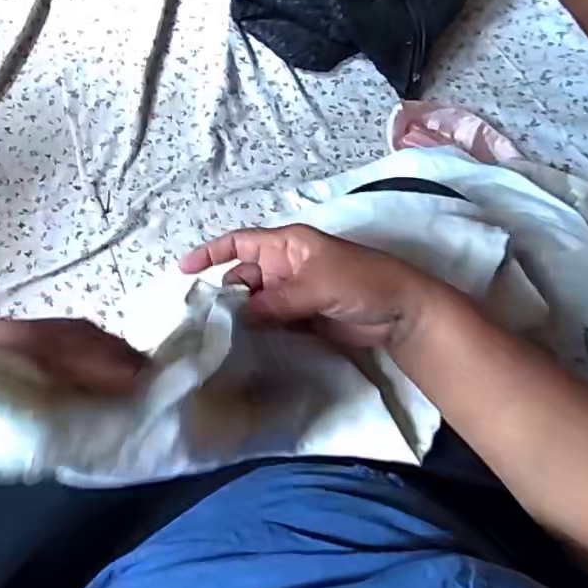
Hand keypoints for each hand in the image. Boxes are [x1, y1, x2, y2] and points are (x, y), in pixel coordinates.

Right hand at [179, 224, 473, 350]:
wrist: (402, 313)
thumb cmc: (362, 281)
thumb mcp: (316, 284)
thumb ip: (277, 300)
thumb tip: (241, 316)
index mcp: (285, 244)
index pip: (239, 243)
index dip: (211, 252)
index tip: (185, 269)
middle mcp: (282, 266)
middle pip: (242, 277)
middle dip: (226, 293)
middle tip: (209, 318)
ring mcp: (290, 292)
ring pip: (254, 302)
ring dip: (241, 315)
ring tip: (221, 335)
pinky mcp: (299, 316)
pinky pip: (269, 321)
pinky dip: (257, 330)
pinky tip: (243, 344)